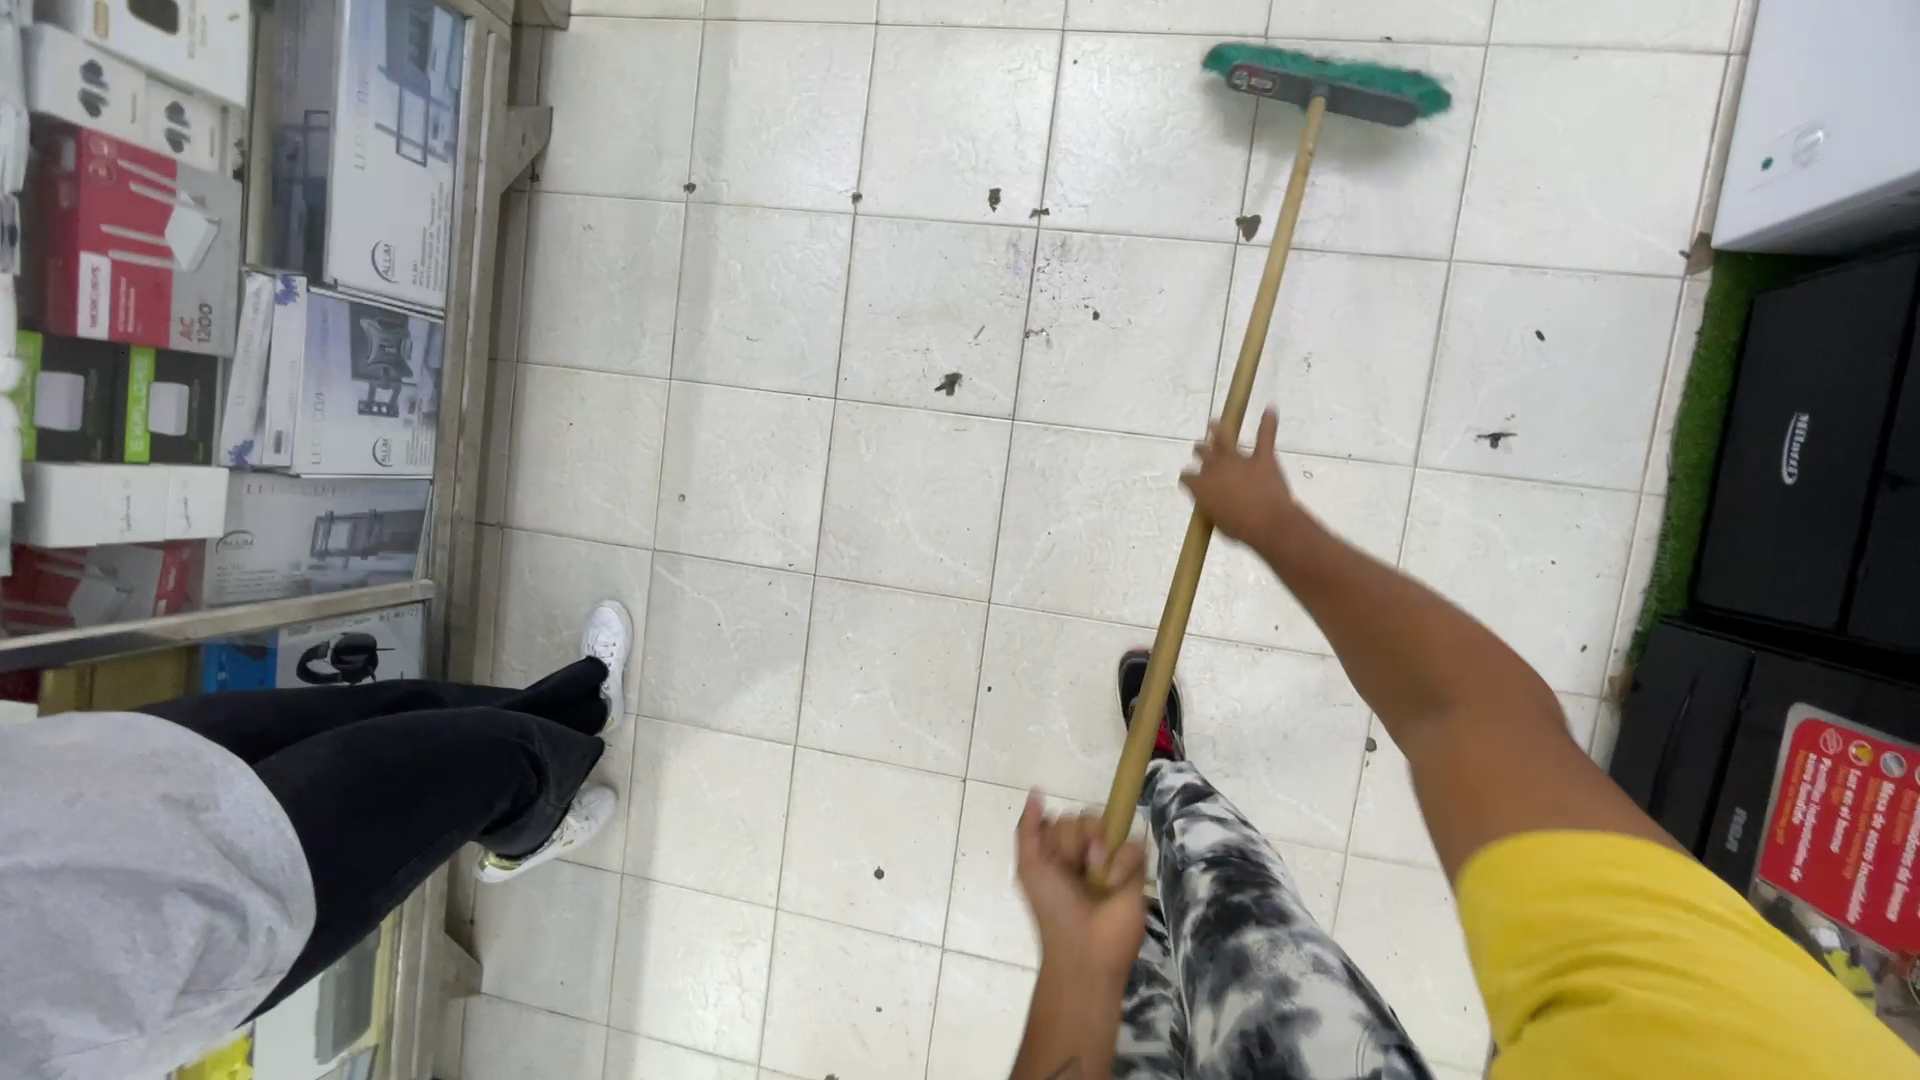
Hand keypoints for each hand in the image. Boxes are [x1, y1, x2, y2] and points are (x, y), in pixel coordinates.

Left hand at [1015, 793, 1146, 985]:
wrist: (1085, 952)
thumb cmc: (1053, 909)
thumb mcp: (1030, 867)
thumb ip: (1028, 829)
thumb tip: (1035, 790)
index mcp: (1059, 851)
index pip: (1063, 819)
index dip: (1059, 835)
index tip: (1054, 859)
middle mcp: (1086, 851)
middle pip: (1086, 818)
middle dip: (1077, 841)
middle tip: (1074, 869)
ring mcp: (1112, 858)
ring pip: (1112, 824)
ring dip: (1101, 848)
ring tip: (1096, 874)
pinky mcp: (1136, 870)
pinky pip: (1136, 844)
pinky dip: (1123, 861)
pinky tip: (1113, 882)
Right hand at [1181, 407, 1301, 545]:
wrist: (1267, 523)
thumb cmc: (1239, 529)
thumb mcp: (1216, 522)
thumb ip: (1211, 508)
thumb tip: (1212, 504)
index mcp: (1200, 486)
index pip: (1187, 477)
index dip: (1188, 478)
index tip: (1189, 480)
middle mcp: (1215, 468)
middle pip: (1203, 454)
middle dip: (1200, 451)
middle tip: (1198, 448)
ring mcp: (1239, 460)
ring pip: (1224, 439)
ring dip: (1218, 429)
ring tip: (1213, 421)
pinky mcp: (1263, 457)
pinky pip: (1265, 435)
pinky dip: (1269, 422)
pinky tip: (1270, 408)